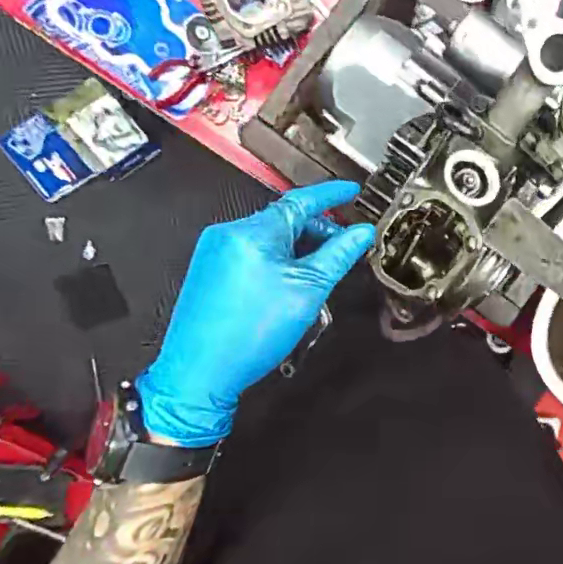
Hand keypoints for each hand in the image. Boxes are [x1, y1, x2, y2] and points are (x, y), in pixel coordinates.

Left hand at [135, 181, 374, 446]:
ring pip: (270, 237)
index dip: (331, 195)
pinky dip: (278, 260)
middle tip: (345, 248)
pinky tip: (292, 282)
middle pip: (286, 219)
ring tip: (319, 274)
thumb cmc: (248, 334)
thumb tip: (361, 232)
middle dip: (319, 231)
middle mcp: (230, 233)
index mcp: (253, 232)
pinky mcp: (212, 269)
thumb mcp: (308, 291)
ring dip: (300, 249)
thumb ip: (338, 255)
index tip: (350, 191)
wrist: (201, 371)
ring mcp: (217, 251)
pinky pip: (253, 252)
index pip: (301, 200)